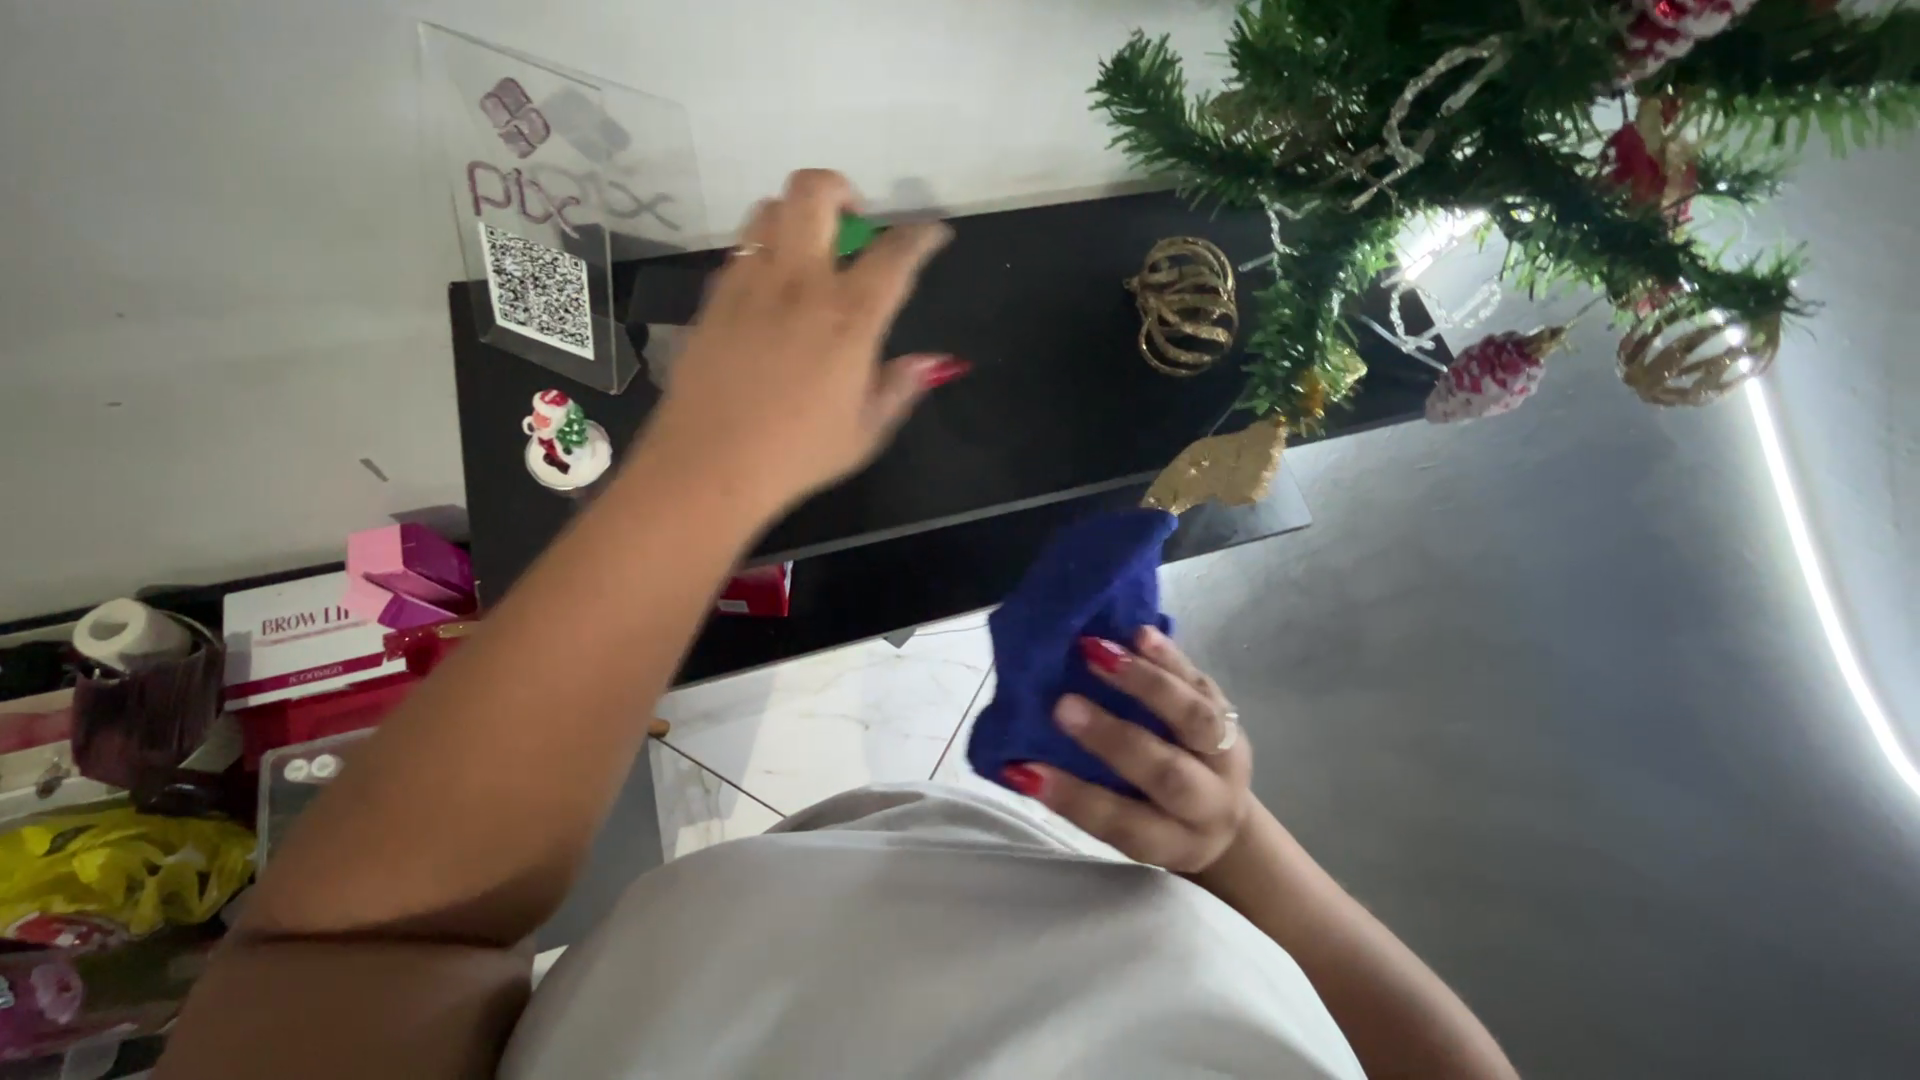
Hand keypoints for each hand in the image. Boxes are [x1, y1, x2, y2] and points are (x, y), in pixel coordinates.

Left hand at [646, 169, 960, 509]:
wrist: (710, 465)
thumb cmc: (798, 455)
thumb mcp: (866, 432)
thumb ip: (899, 388)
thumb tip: (929, 361)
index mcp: (849, 317)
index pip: (894, 252)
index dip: (921, 234)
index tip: (932, 234)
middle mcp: (799, 283)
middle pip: (814, 191)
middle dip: (842, 189)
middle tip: (853, 225)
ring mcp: (749, 284)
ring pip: (768, 209)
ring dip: (796, 217)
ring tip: (808, 252)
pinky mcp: (714, 298)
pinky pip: (740, 251)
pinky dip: (763, 254)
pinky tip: (770, 293)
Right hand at [1006, 626, 1253, 872]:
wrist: (1229, 820)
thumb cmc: (1156, 820)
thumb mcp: (1129, 829)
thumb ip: (1089, 795)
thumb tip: (1018, 759)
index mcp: (1171, 840)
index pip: (1121, 822)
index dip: (1073, 797)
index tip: (1025, 770)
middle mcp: (1206, 802)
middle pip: (1166, 773)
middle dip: (1112, 738)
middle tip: (1063, 706)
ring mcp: (1227, 755)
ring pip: (1196, 719)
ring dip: (1144, 684)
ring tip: (1099, 653)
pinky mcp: (1231, 713)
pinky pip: (1202, 682)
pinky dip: (1170, 657)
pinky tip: (1139, 634)